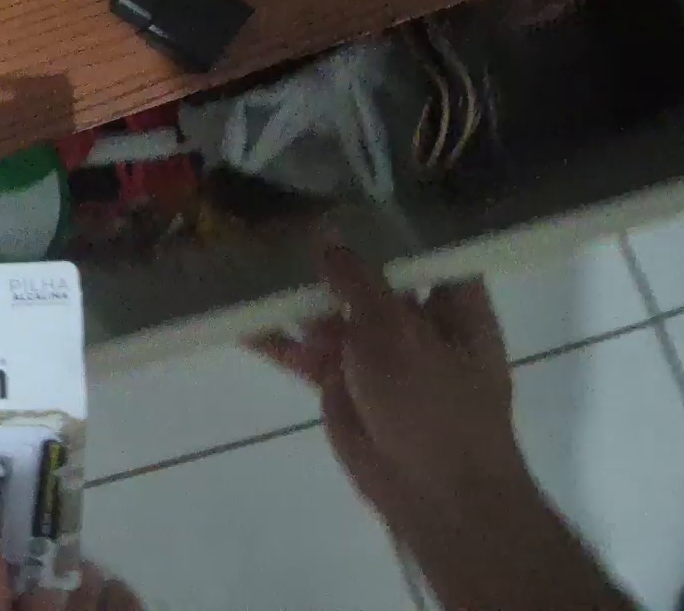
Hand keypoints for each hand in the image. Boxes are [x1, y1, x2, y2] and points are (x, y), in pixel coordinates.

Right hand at [249, 243, 527, 535]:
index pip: (427, 254)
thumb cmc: (432, 403)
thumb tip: (326, 235)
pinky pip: (297, 347)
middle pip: (364, 278)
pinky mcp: (336, 377)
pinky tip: (233, 314)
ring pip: (324, 311)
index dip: (393, 225)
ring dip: (289, 293)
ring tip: (243, 256)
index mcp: (451, 310)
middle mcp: (412, 324)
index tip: (348, 193)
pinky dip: (268, 335)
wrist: (429, 490)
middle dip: (324, 254)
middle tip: (276, 215)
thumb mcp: (397, 331)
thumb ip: (358, 281)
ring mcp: (372, 352)